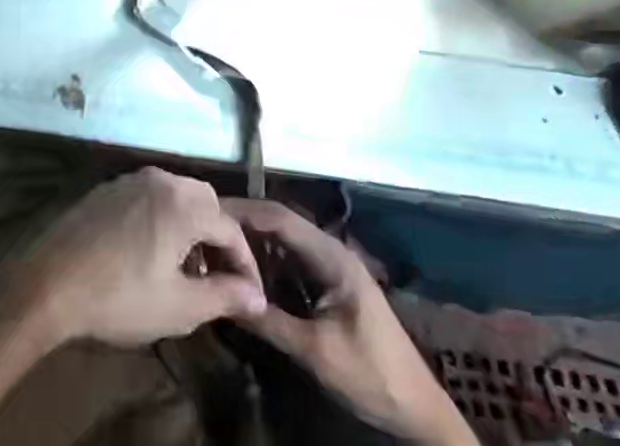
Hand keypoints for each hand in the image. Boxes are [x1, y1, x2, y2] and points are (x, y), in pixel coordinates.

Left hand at [17, 168, 267, 347]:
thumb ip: (224, 296)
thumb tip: (257, 296)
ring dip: (190, 228)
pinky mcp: (105, 190)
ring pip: (176, 196)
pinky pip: (148, 198)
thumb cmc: (118, 298)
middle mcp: (159, 180)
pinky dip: (162, 220)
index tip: (251, 296)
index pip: (231, 229)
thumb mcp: (179, 307)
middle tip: (219, 278)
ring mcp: (128, 180)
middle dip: (218, 239)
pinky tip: (151, 253)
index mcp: (182, 203)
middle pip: (205, 203)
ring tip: (186, 269)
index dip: (245, 264)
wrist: (46, 284)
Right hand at [223, 199, 475, 445]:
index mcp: (331, 257)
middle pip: (279, 223)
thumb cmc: (370, 374)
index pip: (279, 218)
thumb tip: (220, 297)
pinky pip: (289, 260)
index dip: (242, 211)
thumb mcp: (314, 351)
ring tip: (214, 243)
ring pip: (283, 240)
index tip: (207, 214)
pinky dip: (264, 259)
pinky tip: (241, 269)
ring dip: (251, 239)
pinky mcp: (327, 284)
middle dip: (242, 222)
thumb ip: (268, 321)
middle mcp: (330, 251)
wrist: (416, 408)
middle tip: (203, 228)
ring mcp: (330, 267)